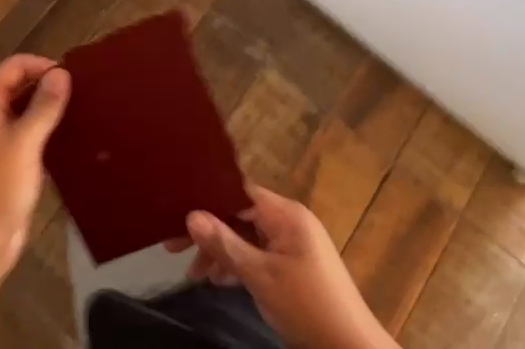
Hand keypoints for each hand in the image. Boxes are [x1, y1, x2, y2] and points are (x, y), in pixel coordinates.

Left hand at [0, 54, 69, 280]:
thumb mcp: (23, 144)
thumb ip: (42, 108)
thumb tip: (61, 73)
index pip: (10, 69)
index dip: (38, 65)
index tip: (69, 75)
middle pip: (15, 91)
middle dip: (44, 87)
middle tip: (81, 93)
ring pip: (22, 118)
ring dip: (46, 113)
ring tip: (80, 114)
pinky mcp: (5, 174)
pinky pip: (26, 144)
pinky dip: (44, 138)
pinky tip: (68, 145)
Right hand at [180, 186, 395, 348]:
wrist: (350, 347)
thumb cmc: (306, 305)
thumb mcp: (260, 276)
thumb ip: (225, 244)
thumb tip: (191, 215)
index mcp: (286, 214)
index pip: (239, 192)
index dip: (208, 200)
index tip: (176, 214)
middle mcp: (289, 221)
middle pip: (241, 215)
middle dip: (210, 231)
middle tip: (174, 248)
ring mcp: (293, 243)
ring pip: (248, 237)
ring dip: (221, 252)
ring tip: (195, 275)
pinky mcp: (294, 265)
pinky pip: (259, 254)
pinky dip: (239, 264)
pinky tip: (218, 280)